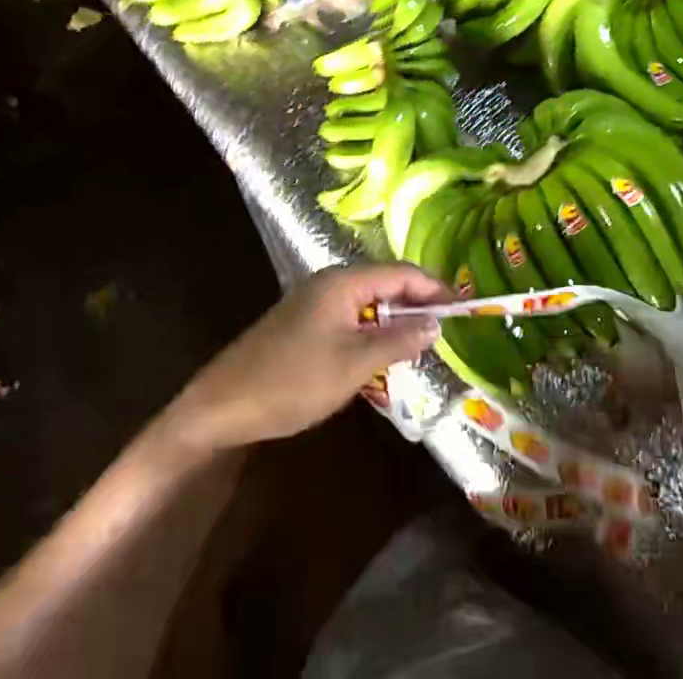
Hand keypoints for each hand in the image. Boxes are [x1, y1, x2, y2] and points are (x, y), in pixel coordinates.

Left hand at [162, 264, 448, 452]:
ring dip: (398, 318)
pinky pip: (354, 316)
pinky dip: (376, 329)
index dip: (436, 289)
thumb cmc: (292, 382)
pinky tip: (386, 351)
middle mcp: (331, 283)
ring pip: (371, 301)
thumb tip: (436, 325)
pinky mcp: (306, 322)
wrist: (218, 409)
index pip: (402, 273)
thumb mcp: (354, 364)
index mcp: (343, 282)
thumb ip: (399, 340)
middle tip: (449, 326)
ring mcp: (315, 302)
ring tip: (424, 340)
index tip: (464, 307)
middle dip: (419, 302)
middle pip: (388, 283)